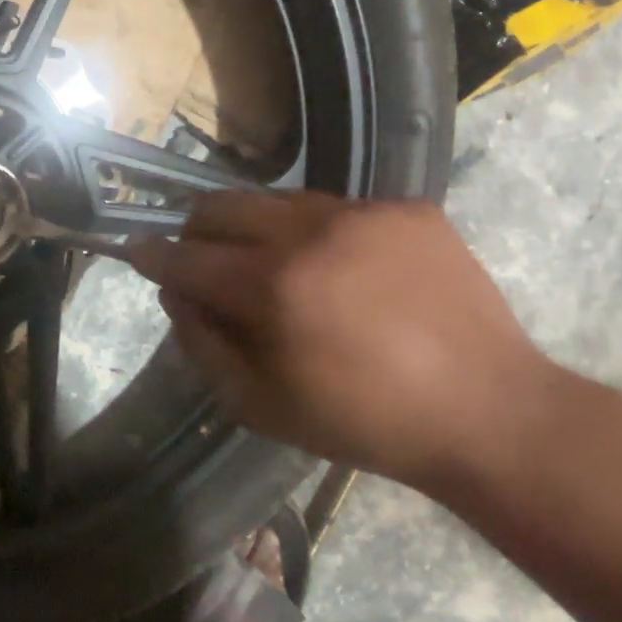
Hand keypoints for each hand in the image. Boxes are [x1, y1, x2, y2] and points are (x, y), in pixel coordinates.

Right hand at [130, 192, 561, 488]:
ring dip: (253, 228)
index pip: (185, 256)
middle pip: (221, 206)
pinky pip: (335, 208)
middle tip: (199, 260)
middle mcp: (310, 232)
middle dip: (196, 230)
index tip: (133, 251)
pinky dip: (314, 234)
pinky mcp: (408, 210)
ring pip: (276, 200)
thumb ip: (202, 344)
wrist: (487, 410)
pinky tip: (336, 271)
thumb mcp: (257, 404)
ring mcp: (364, 214)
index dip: (152, 254)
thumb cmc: (361, 422)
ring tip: (268, 265)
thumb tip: (176, 296)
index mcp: (271, 285)